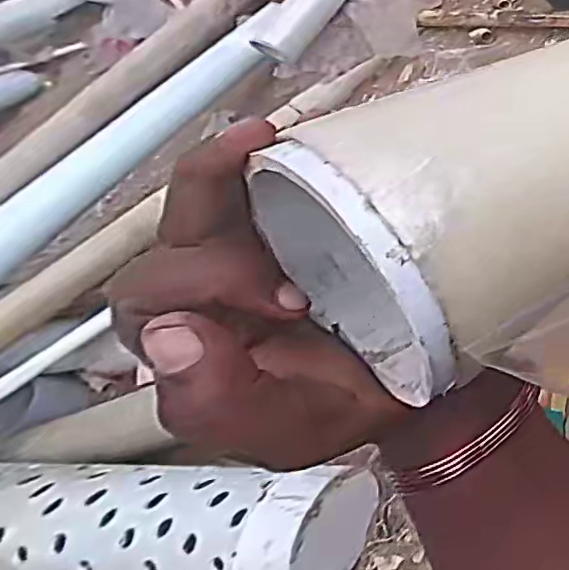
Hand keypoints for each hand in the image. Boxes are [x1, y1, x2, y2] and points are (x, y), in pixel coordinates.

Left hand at [109, 119, 409, 468]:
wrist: (413, 384)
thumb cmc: (347, 407)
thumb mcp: (285, 431)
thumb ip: (216, 402)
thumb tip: (170, 336)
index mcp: (193, 334)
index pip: (154, 290)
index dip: (212, 285)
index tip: (296, 305)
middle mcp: (213, 285)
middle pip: (178, 231)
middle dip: (219, 224)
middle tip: (295, 269)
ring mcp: (260, 247)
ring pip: (213, 194)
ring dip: (229, 164)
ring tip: (266, 139)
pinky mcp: (303, 222)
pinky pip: (270, 179)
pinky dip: (276, 155)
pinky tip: (299, 140)